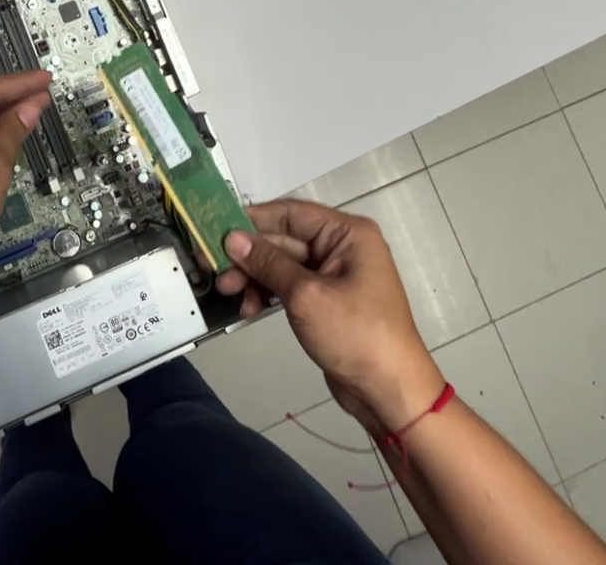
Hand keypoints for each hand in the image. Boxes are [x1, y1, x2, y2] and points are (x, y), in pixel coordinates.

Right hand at [216, 200, 445, 434]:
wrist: (390, 392)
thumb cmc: (355, 335)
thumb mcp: (305, 295)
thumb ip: (267, 262)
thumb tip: (232, 238)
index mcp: (347, 234)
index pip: (290, 212)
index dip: (252, 219)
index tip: (216, 227)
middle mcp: (341, 247)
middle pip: (283, 239)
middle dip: (249, 255)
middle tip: (215, 268)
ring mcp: (334, 274)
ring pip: (282, 263)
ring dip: (254, 276)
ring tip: (230, 293)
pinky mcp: (326, 299)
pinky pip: (289, 285)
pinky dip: (268, 292)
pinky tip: (249, 307)